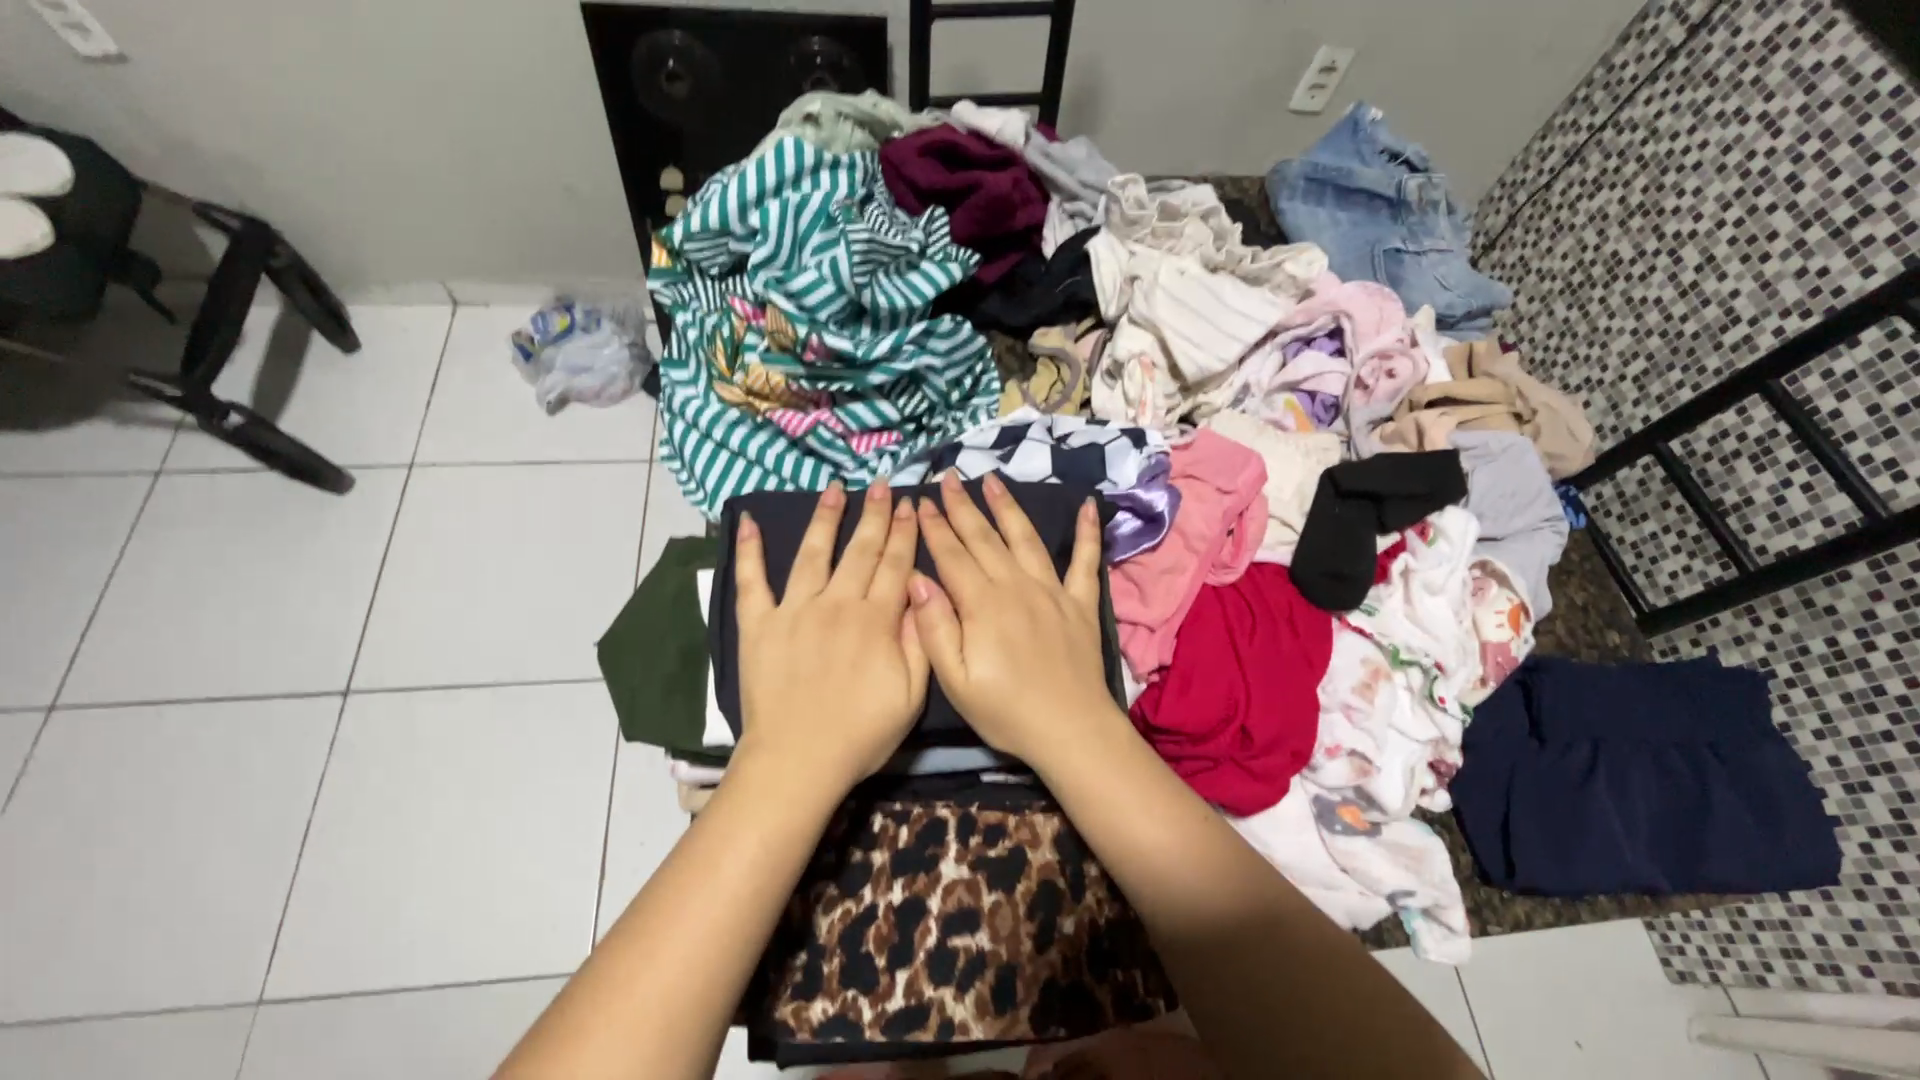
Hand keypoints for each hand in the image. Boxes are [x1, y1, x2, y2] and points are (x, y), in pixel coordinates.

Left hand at [732, 479, 928, 791]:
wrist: (798, 759)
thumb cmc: (861, 734)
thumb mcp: (912, 695)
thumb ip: (919, 641)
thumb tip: (922, 594)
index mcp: (876, 620)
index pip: (895, 565)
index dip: (904, 533)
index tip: (909, 504)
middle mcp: (837, 604)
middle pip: (859, 550)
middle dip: (873, 515)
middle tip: (880, 484)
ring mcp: (794, 610)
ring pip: (813, 553)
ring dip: (825, 518)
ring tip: (835, 489)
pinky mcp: (759, 624)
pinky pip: (752, 580)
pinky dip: (748, 550)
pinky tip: (745, 521)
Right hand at [909, 472, 1129, 766]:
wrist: (1071, 730)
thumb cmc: (1006, 712)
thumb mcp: (956, 680)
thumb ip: (935, 627)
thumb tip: (916, 579)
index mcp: (982, 605)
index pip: (952, 556)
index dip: (934, 527)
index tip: (919, 500)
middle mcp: (1016, 587)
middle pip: (985, 538)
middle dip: (963, 506)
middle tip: (948, 476)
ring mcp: (1052, 592)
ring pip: (1026, 538)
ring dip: (1008, 507)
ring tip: (993, 480)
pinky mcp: (1081, 604)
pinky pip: (1085, 561)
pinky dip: (1088, 533)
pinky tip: (1090, 506)